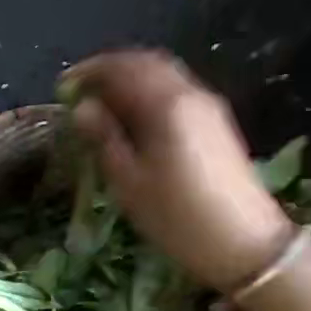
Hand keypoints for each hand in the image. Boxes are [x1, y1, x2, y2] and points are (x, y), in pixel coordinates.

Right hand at [63, 50, 295, 291]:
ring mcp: (210, 108)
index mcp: (167, 104)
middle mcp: (191, 94)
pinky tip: (138, 121)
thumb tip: (84, 109)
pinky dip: (152, 95)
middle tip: (84, 93)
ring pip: (165, 77)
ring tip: (106, 108)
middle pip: (147, 64)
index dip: (90, 71)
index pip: (123, 67)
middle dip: (112, 72)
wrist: (245, 245)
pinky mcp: (219, 125)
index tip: (65, 87)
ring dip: (133, 82)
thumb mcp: (131, 184)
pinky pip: (178, 94)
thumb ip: (105, 139)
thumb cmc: (179, 219)